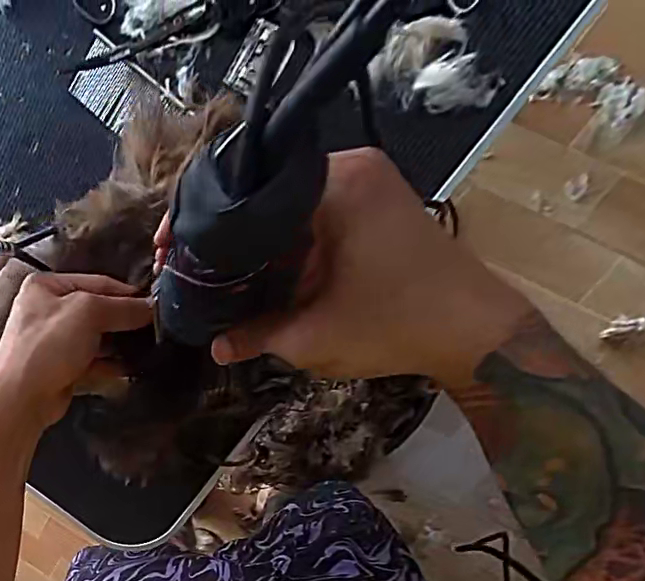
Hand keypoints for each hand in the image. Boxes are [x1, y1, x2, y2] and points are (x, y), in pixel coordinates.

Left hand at [0, 272, 154, 431]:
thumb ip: (122, 308)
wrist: (22, 398)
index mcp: (47, 285)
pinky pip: (94, 360)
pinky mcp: (63, 367)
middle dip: (125, 319)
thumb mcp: (88, 313)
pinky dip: (112, 363)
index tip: (154, 305)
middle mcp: (49, 310)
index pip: (98, 283)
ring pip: (97, 336)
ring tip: (147, 346)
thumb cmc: (48, 346)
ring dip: (121, 342)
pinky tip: (131, 366)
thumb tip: (151, 308)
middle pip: (98, 310)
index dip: (128, 293)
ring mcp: (55, 341)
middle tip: (154, 327)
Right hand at [161, 149, 533, 385]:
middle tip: (192, 273)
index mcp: (332, 185)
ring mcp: (367, 185)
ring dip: (260, 249)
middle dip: (228, 241)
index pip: (245, 193)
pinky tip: (268, 279)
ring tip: (222, 282)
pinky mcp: (376, 208)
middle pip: (265, 199)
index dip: (200, 228)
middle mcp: (349, 169)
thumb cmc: (395, 327)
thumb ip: (257, 336)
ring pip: (290, 212)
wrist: (473, 332)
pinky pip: (317, 221)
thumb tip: (215, 347)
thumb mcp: (314, 337)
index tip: (171, 255)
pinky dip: (292, 250)